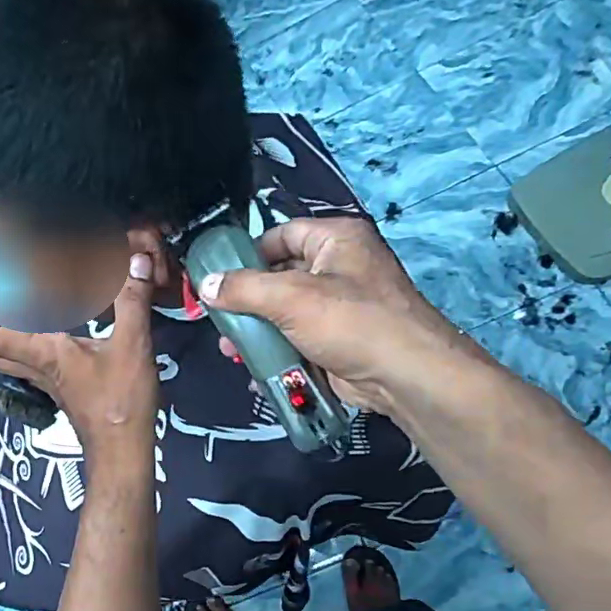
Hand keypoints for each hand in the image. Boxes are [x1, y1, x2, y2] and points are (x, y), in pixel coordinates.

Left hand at [0, 254, 159, 459]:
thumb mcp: (132, 345)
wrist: (122, 450)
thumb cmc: (122, 400)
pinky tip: (20, 340)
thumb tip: (137, 258)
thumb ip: (132, 301)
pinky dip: (7, 349)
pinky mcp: (59, 390)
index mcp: (45, 353)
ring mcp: (46, 382)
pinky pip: (20, 365)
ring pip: (1, 360)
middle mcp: (38, 367)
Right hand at [197, 218, 490, 416]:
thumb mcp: (291, 297)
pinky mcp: (339, 341)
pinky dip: (278, 352)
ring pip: (287, 314)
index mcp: (336, 240)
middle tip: (220, 322)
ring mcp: (341, 307)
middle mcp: (340, 268)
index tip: (218, 276)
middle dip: (248, 302)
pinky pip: (299, 340)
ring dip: (258, 332)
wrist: (404, 376)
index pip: (281, 234)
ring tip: (232, 351)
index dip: (248, 253)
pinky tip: (255, 368)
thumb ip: (243, 289)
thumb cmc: (350, 321)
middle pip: (280, 277)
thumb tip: (206, 285)